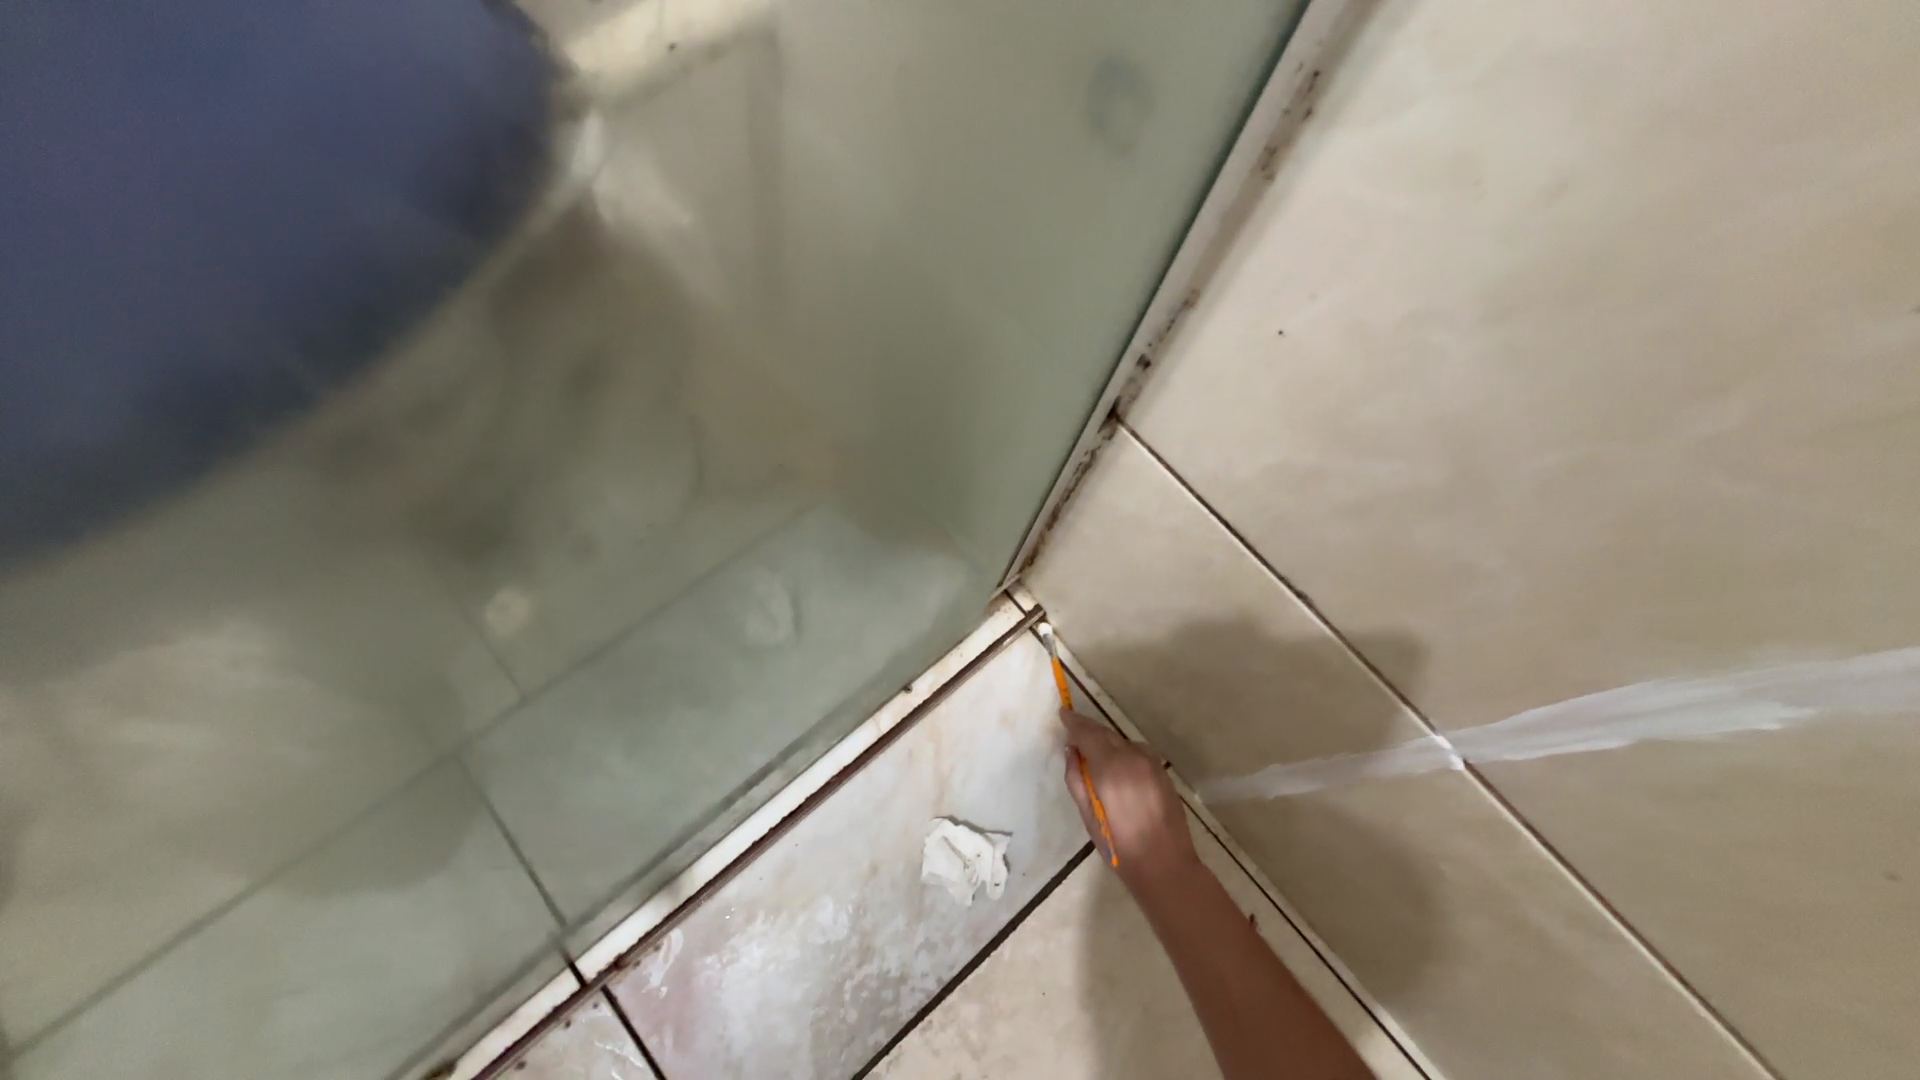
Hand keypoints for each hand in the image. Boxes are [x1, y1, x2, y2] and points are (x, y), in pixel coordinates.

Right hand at [1060, 707, 1199, 892]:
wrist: (1165, 865)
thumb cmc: (1119, 846)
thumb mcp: (1088, 815)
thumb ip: (1077, 779)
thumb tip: (1071, 751)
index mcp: (1111, 768)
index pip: (1088, 733)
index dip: (1074, 722)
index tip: (1063, 713)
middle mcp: (1133, 757)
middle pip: (1105, 733)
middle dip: (1088, 729)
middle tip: (1072, 729)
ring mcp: (1151, 763)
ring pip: (1122, 741)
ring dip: (1106, 741)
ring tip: (1092, 752)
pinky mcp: (1162, 771)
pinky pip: (1136, 751)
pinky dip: (1122, 751)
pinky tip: (1116, 766)